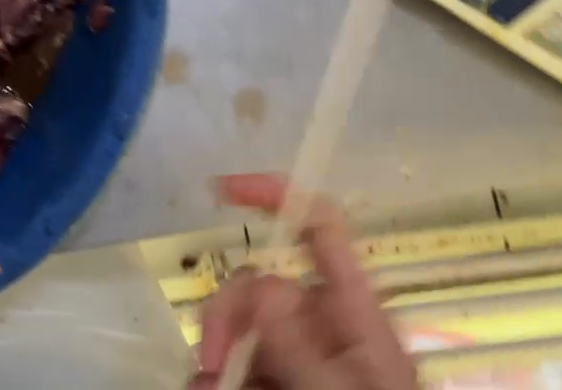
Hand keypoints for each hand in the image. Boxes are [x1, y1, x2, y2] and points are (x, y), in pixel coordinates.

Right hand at [191, 175, 417, 389]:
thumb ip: (303, 350)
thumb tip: (260, 286)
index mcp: (354, 311)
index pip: (319, 227)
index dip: (275, 194)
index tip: (219, 192)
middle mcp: (324, 322)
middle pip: (259, 282)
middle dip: (226, 316)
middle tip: (211, 368)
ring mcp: (300, 352)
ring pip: (240, 326)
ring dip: (216, 354)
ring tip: (206, 388)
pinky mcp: (281, 378)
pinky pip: (239, 360)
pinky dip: (217, 376)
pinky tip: (208, 389)